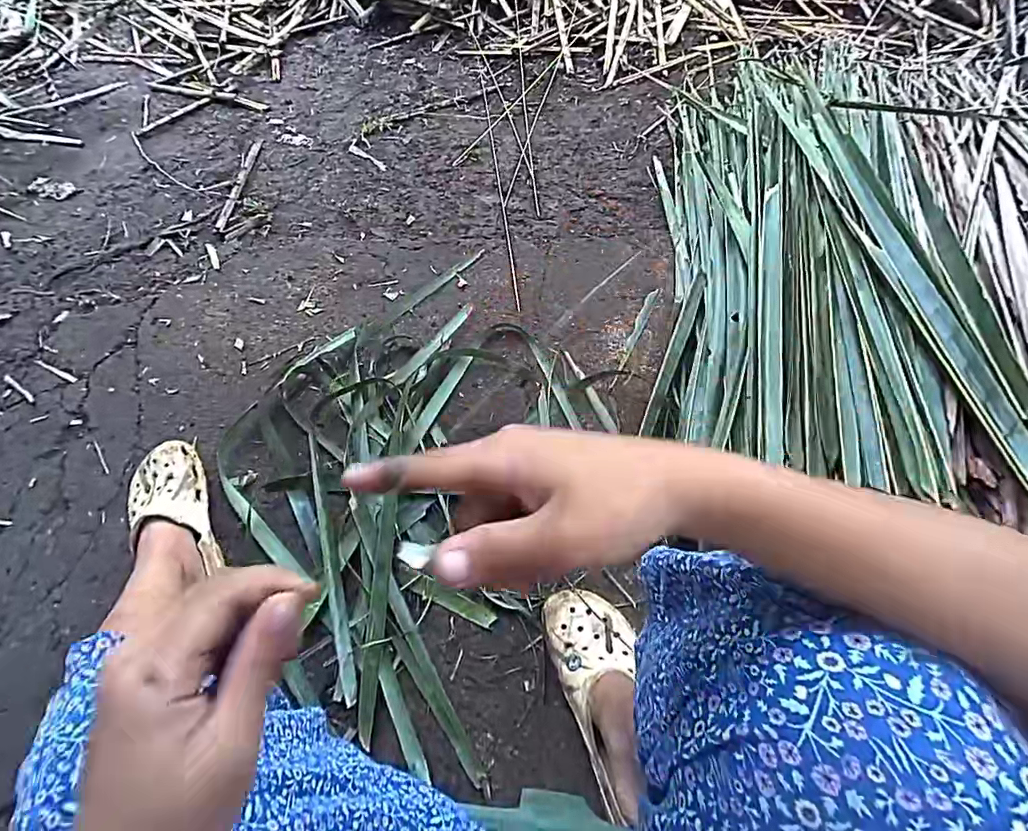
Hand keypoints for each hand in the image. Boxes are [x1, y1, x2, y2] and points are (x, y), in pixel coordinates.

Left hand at [77, 566, 315, 830]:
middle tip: (283, 603)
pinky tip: (232, 636)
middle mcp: (123, 649)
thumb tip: (291, 598)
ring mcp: (117, 658)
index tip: (311, 594)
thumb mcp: (233, 745)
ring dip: (218, 584)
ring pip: (166, 581)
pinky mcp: (122, 671)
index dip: (270, 581)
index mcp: (149, 667)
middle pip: (181, 570)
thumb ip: (259, 661)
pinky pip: (164, 610)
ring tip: (260, 619)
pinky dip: (203, 607)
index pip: (217, 591)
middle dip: (240, 576)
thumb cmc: (183, 819)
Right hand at [342, 426, 700, 588]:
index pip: (432, 468)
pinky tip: (559, 548)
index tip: (348, 478)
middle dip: (482, 547)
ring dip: (508, 546)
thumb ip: (496, 554)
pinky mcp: (549, 473)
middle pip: (467, 508)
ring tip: (552, 562)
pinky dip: (526, 535)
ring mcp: (531, 461)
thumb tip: (435, 566)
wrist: (679, 484)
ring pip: (493, 514)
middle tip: (525, 575)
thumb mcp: (559, 540)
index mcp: (503, 457)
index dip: (389, 476)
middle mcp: (509, 452)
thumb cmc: (619, 507)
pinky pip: (517, 509)